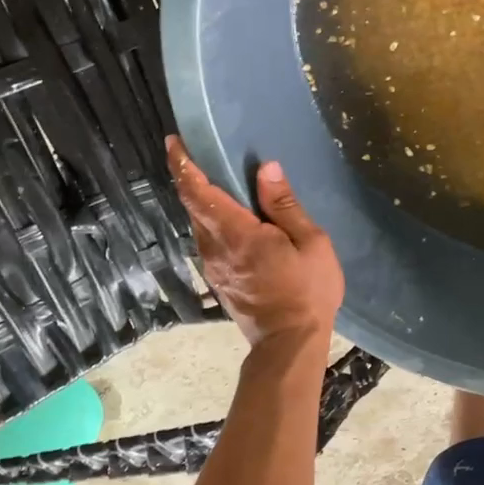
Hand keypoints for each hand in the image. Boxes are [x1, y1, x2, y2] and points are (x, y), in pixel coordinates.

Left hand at [167, 136, 343, 345]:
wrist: (289, 343)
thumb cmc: (307, 290)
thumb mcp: (310, 243)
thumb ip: (285, 206)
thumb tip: (266, 169)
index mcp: (236, 233)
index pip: (199, 192)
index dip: (183, 165)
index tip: (173, 141)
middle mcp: (214, 247)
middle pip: (194, 205)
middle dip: (192, 177)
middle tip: (200, 151)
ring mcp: (212, 266)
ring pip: (200, 224)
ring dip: (204, 200)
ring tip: (221, 181)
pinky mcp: (218, 279)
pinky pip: (210, 240)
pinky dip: (214, 220)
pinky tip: (233, 218)